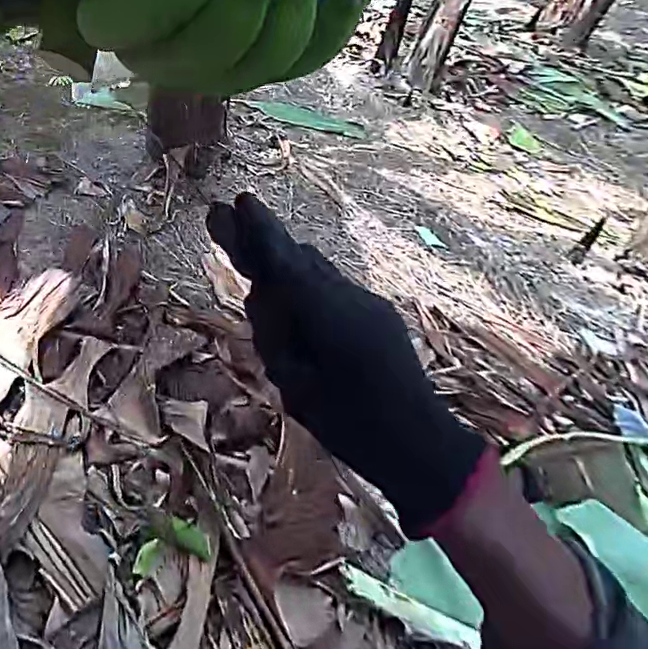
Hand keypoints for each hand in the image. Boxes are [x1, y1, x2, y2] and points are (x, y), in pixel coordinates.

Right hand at [208, 193, 484, 535]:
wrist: (422, 447)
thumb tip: (260, 293)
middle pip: (295, 256)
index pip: (283, 262)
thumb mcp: (294, 383)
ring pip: (313, 268)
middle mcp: (348, 298)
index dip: (259, 231)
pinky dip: (305, 281)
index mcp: (328, 317)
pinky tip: (294, 300)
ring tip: (254, 262)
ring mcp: (366, 302)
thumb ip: (274, 332)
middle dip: (261, 237)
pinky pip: (331, 284)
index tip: (239, 201)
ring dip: (282, 261)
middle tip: (225, 214)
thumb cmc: (350, 425)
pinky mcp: (377, 310)